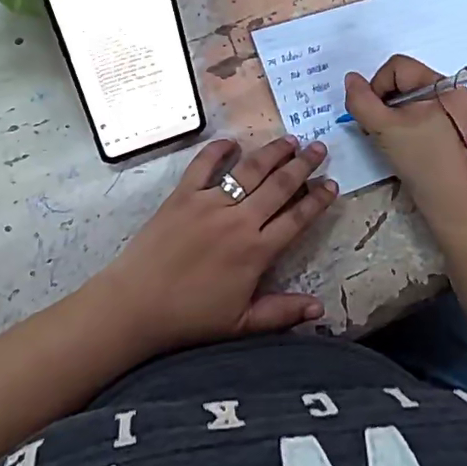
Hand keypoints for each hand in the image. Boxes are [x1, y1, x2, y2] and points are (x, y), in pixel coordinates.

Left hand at [95, 136, 337, 354]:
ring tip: (289, 140)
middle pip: (279, 186)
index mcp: (256, 252)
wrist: (135, 305)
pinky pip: (203, 165)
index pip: (297, 219)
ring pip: (249, 170)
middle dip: (302, 165)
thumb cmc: (190, 318)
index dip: (318, 200)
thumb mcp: (241, 324)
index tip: (331, 183)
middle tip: (319, 148)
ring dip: (272, 153)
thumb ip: (281, 313)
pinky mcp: (183, 195)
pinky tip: (232, 141)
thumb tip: (320, 309)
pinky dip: (218, 150)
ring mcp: (209, 203)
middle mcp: (238, 221)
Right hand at [342, 56, 466, 205]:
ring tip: (386, 136)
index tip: (375, 115)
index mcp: (443, 84)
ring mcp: (448, 109)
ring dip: (387, 113)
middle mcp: (449, 91)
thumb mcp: (383, 127)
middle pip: (400, 79)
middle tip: (377, 127)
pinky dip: (398, 121)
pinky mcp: (443, 125)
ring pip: (404, 96)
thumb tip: (351, 79)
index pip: (397, 67)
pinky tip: (396, 140)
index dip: (378, 86)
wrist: (447, 199)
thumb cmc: (420, 159)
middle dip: (382, 101)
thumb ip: (361, 100)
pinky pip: (413, 110)